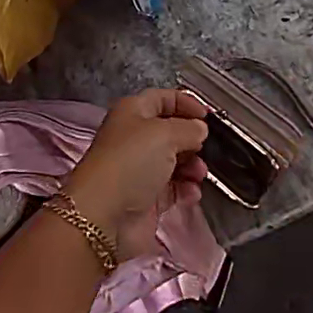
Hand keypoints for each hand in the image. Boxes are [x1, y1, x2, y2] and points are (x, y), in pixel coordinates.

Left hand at [63, 89, 210, 258]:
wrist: (105, 214)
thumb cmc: (131, 161)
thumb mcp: (164, 134)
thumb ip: (188, 128)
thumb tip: (199, 129)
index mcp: (133, 112)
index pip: (163, 99)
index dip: (186, 103)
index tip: (207, 115)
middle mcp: (135, 137)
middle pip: (170, 131)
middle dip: (191, 138)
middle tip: (204, 146)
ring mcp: (140, 168)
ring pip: (174, 160)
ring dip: (192, 165)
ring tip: (199, 172)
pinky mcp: (146, 197)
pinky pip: (174, 188)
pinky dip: (186, 188)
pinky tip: (192, 192)